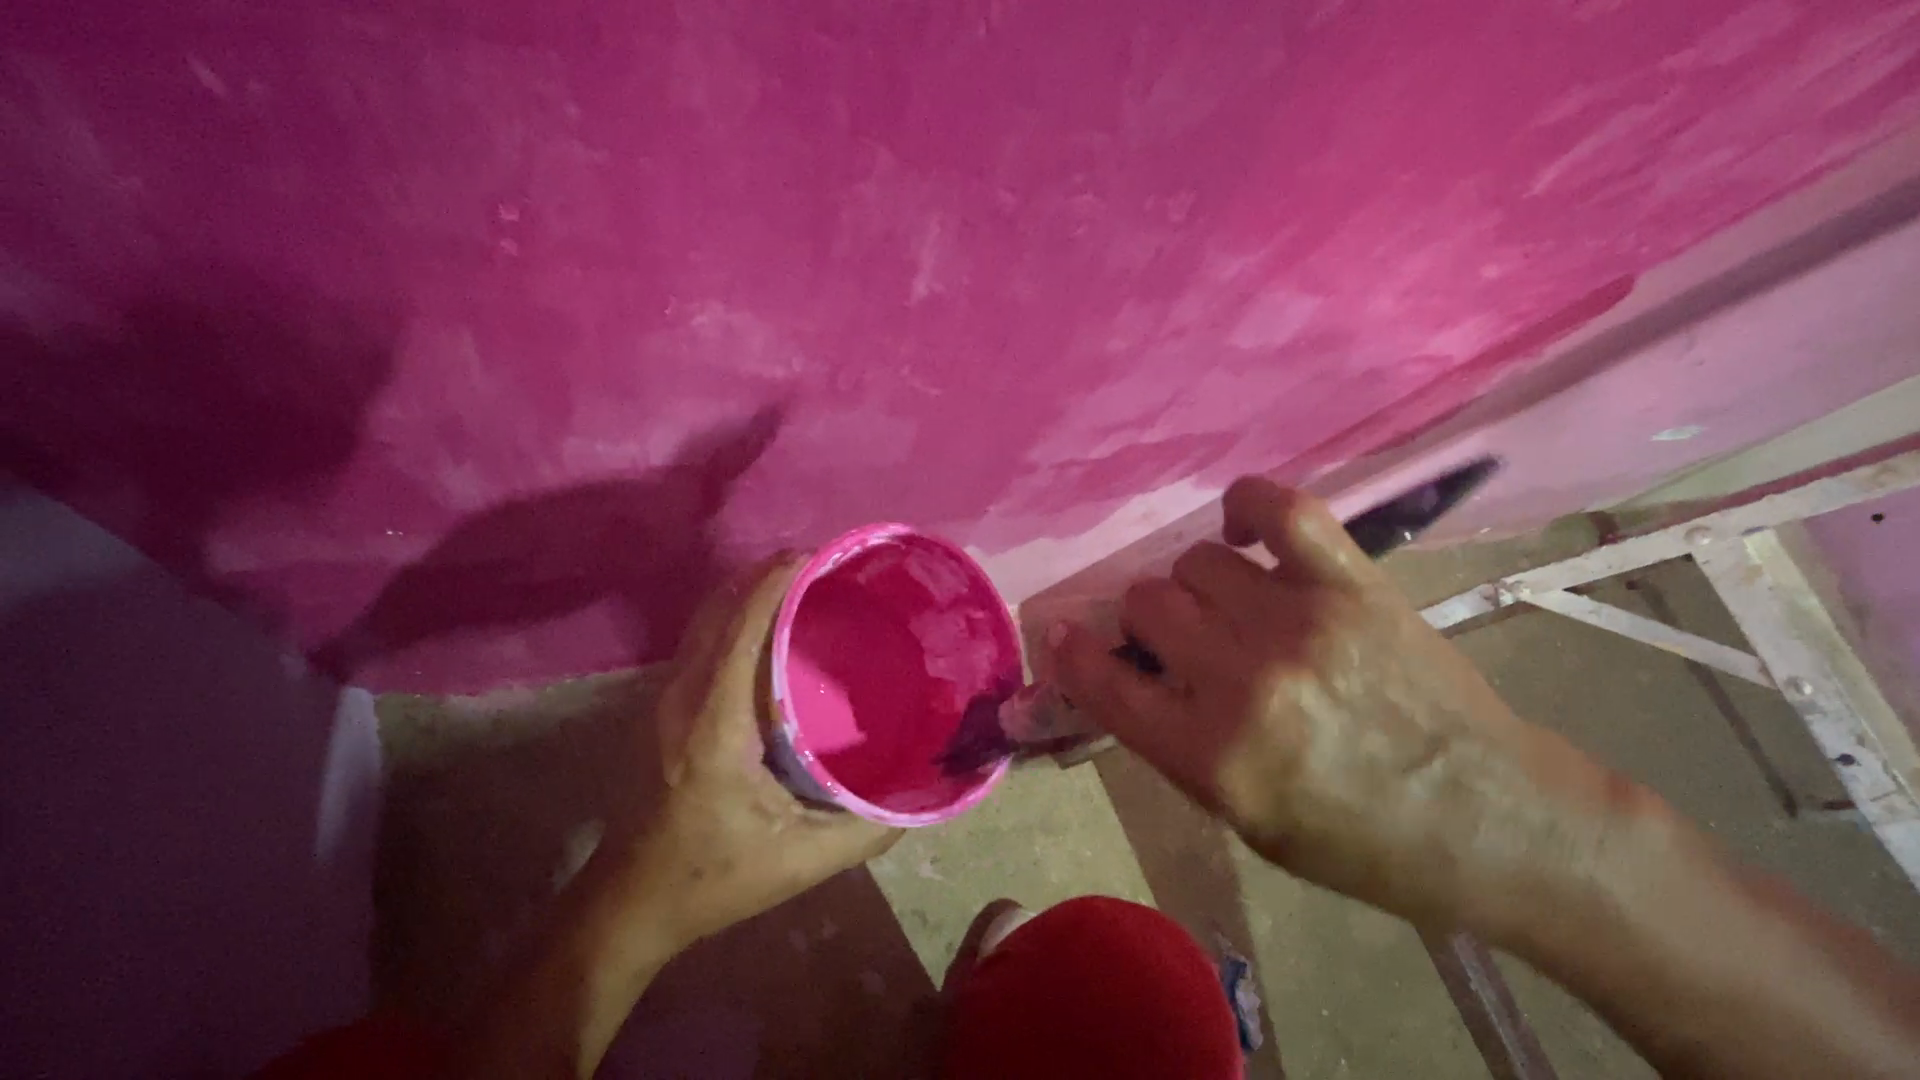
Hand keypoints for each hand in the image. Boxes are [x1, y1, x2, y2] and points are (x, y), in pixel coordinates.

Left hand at [617, 556, 901, 944]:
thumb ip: (869, 827)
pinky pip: (702, 638)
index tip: (824, 556)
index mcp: (716, 725)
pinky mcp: (667, 706)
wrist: (633, 900)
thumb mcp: (804, 862)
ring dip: (752, 591)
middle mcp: (684, 696)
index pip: (742, 627)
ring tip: (809, 587)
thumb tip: (924, 790)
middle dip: (772, 575)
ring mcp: (668, 698)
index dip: (778, 580)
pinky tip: (775, 629)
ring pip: (707, 618)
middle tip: (831, 570)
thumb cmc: (716, 878)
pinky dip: (738, 615)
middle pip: (722, 608)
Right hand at [1052, 477, 1662, 931]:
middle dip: (1148, 624)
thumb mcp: (1242, 819)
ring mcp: (1299, 621)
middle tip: (1180, 642)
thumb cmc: (1358, 840)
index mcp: (1211, 754)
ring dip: (1198, 586)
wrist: (1492, 820)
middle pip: (1147, 603)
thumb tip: (1123, 673)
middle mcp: (1243, 679)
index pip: (1104, 682)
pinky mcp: (1352, 584)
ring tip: (1230, 606)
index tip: (1065, 638)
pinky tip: (1243, 532)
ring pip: (1196, 561)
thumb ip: (1174, 743)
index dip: (1073, 654)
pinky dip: (1248, 507)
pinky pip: (1281, 509)